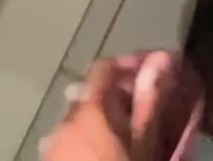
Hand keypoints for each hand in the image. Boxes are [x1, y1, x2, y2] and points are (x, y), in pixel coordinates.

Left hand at [41, 52, 179, 160]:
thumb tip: (161, 60)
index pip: (106, 67)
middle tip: (141, 113)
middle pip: (91, 94)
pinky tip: (102, 157)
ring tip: (122, 140)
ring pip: (79, 119)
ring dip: (100, 121)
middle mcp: (65, 122)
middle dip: (115, 97)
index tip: (150, 75)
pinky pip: (68, 143)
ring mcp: (52, 147)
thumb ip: (150, 102)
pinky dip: (85, 142)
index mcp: (90, 110)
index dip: (128, 65)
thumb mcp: (145, 147)